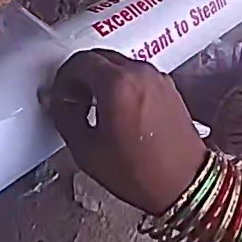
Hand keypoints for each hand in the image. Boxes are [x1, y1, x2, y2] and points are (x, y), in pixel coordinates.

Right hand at [43, 50, 206, 214]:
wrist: (185, 184)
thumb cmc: (142, 172)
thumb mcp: (88, 151)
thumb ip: (65, 118)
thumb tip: (57, 103)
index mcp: (117, 84)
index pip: (80, 61)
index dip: (63, 77)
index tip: (59, 93)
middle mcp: (139, 73)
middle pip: (100, 57)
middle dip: (82, 75)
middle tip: (72, 99)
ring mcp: (157, 78)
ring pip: (120, 64)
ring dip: (102, 78)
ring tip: (94, 108)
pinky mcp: (169, 87)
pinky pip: (138, 75)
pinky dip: (123, 84)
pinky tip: (119, 111)